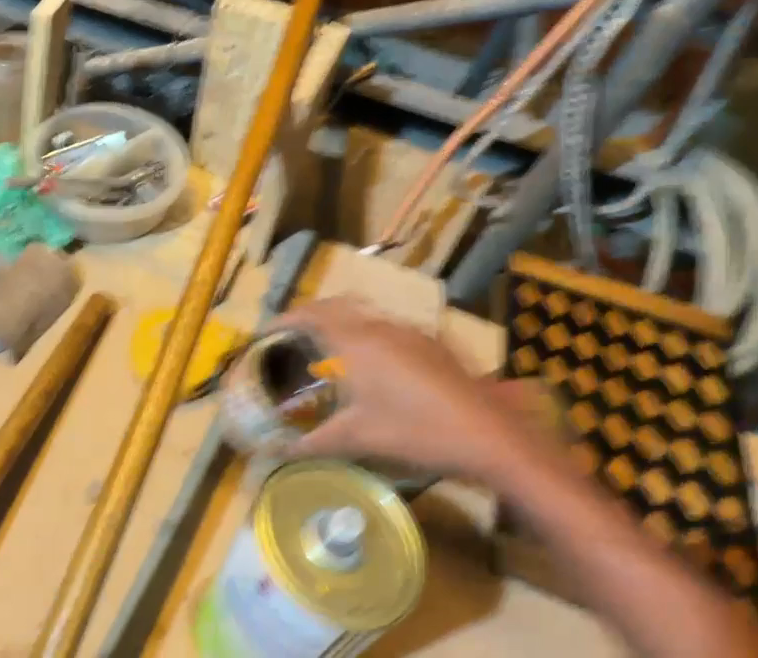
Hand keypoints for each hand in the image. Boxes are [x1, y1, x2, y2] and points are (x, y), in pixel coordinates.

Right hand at [271, 299, 535, 481]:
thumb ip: (313, 443)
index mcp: (355, 343)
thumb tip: (276, 452)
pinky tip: (373, 366)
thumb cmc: (417, 433)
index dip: (284, 320)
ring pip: (363, 316)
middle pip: (335, 307)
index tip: (266, 332)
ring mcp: (409, 333)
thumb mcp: (359, 440)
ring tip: (329, 350)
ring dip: (341, 324)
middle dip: (310, 316)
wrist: (491, 437)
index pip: (309, 316)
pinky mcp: (432, 344)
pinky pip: (387, 329)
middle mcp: (379, 328)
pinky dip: (367, 335)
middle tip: (293, 336)